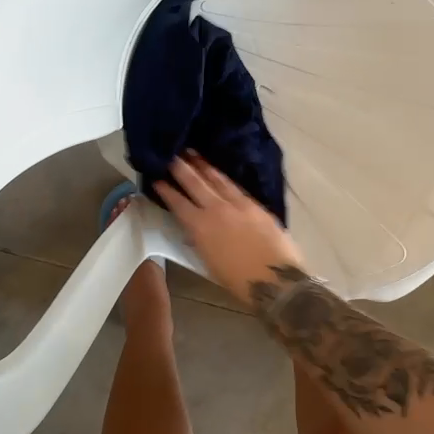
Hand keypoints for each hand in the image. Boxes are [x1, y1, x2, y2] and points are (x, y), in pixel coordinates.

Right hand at [150, 153, 306, 307]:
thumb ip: (199, 241)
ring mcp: (237, 204)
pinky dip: (222, 177)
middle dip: (181, 167)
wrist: (276, 280)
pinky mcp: (255, 204)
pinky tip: (218, 172)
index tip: (157, 179)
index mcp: (200, 227)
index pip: (178, 203)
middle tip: (172, 154)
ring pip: (216, 179)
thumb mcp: (209, 263)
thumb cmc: (238, 281)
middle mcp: (216, 209)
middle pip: (195, 183)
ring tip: (192, 153)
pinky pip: (234, 185)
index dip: (166, 190)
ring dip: (202, 165)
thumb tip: (193, 231)